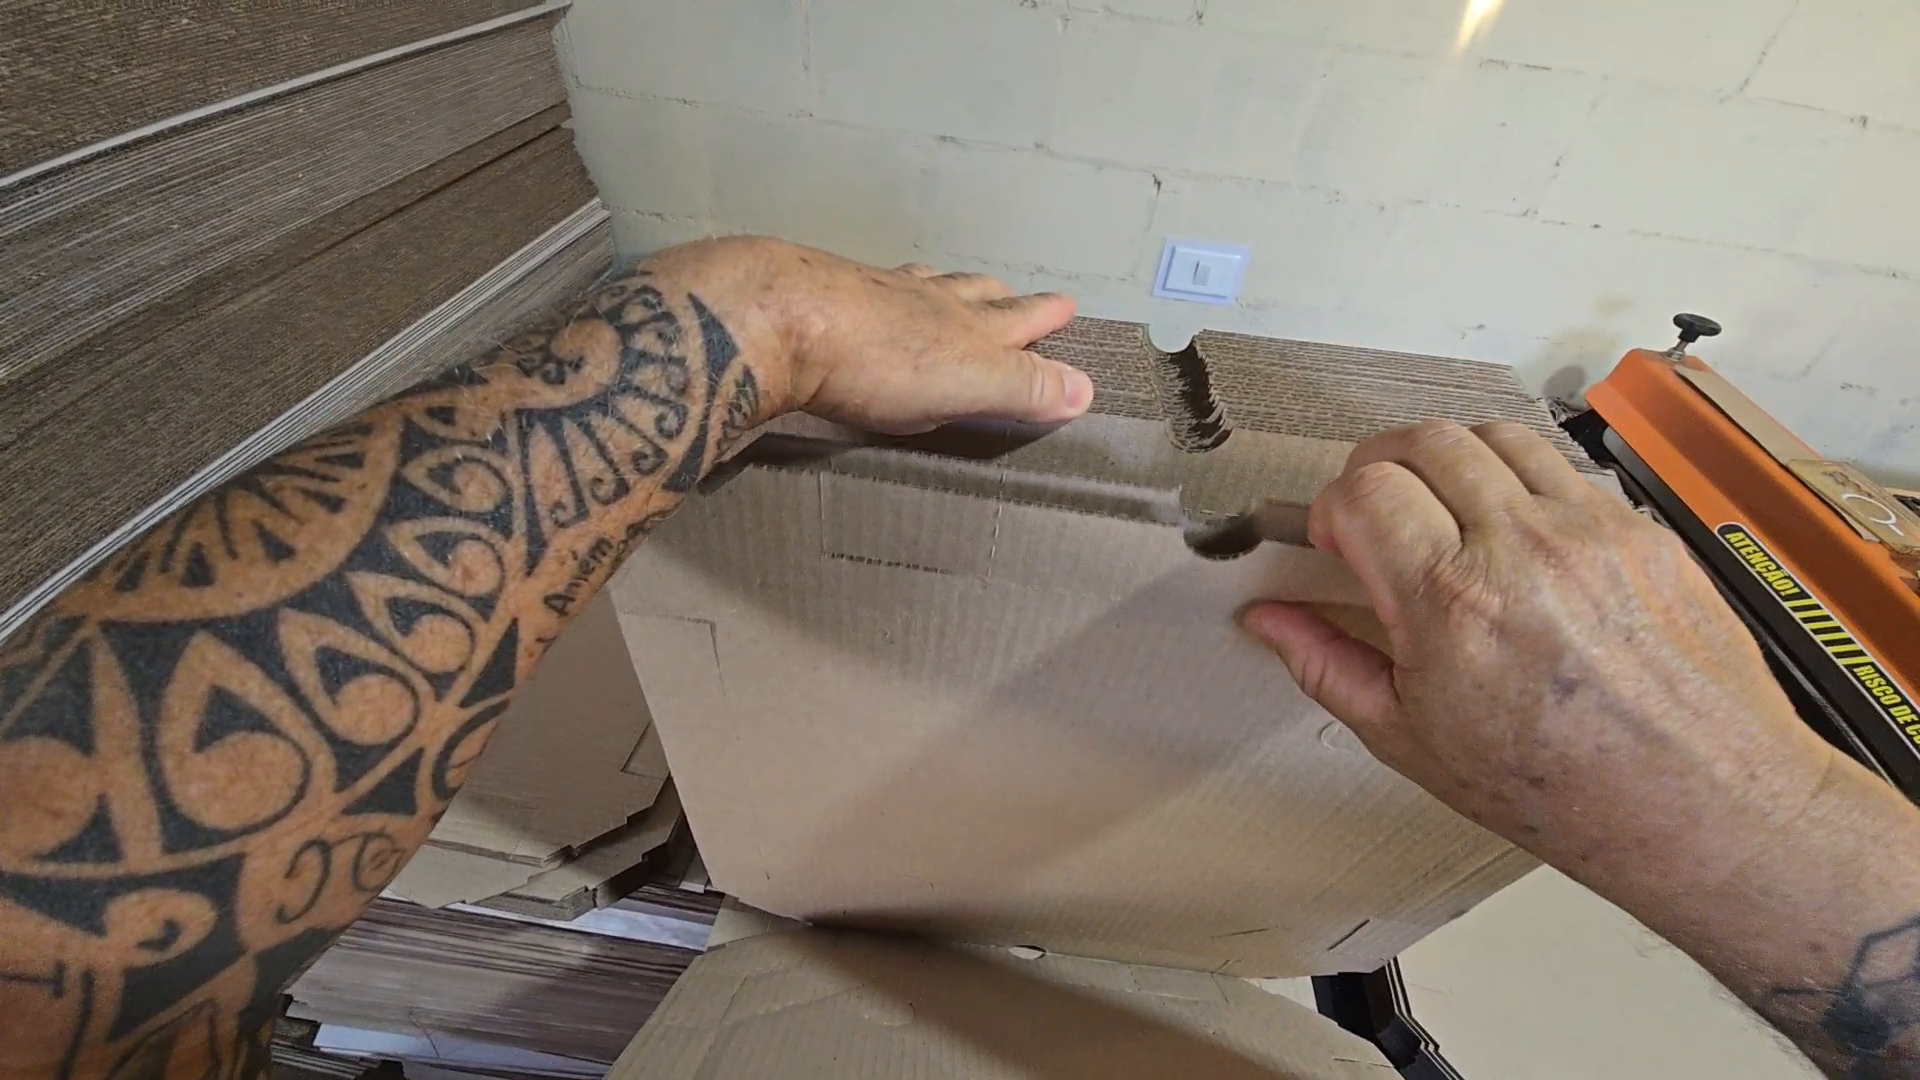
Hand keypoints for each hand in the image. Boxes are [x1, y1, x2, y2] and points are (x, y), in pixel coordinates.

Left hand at [649, 237, 1091, 433]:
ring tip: (959, 286)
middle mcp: (929, 302)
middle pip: (976, 293)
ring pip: (928, 284)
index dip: (1044, 318)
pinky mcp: (832, 299)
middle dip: (1004, 296)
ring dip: (951, 286)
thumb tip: (1088, 389)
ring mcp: (879, 294)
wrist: (786, 321)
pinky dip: (894, 291)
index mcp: (966, 327)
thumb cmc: (883, 365)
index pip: (1019, 320)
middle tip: (1018, 292)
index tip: (1067, 307)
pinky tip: (879, 295)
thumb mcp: (968, 385)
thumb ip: (1025, 388)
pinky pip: (877, 290)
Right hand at [1241, 420, 1834, 884]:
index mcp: (1451, 602)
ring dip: (1440, 458)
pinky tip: (1501, 525)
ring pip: (1489, 434)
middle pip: (1422, 442)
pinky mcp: (1639, 530)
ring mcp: (1590, 532)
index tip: (1335, 540)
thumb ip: (1322, 662)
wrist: (1703, 807)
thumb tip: (1269, 620)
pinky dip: (1507, 476)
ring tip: (1434, 507)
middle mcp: (1521, 551)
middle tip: (1371, 510)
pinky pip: (1556, 463)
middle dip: (1374, 465)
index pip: (1365, 491)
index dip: (1331, 507)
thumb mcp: (1403, 734)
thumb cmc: (1554, 782)